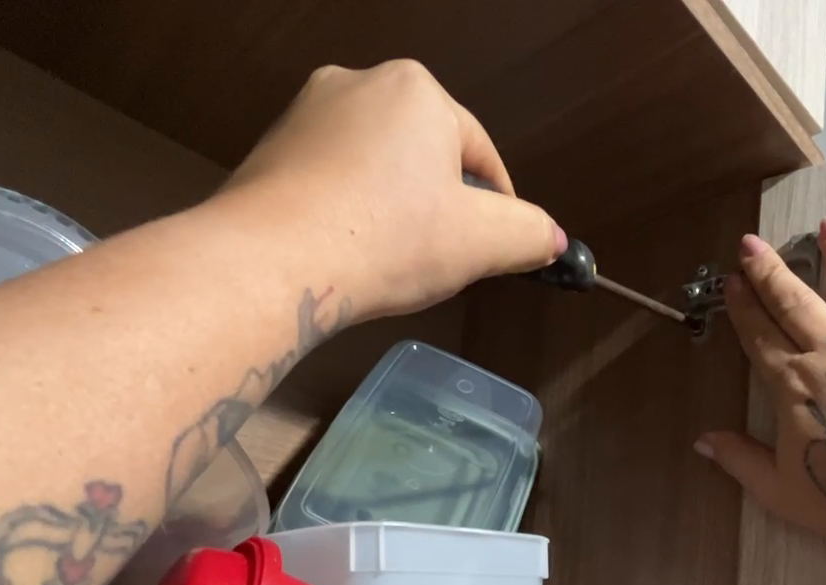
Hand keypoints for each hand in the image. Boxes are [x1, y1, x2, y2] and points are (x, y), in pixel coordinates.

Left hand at [212, 60, 565, 319]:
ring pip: (380, 168)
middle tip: (446, 260)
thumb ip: (529, 235)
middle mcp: (360, 82)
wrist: (276, 261)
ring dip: (398, 209)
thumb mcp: (481, 244)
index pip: (481, 154)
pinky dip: (354, 212)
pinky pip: (336, 180)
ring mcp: (308, 112)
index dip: (499, 208)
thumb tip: (552, 238)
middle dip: (444, 207)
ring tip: (396, 260)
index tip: (498, 251)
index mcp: (418, 92)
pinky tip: (353, 251)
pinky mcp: (273, 148)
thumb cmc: (390, 241)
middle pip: (428, 157)